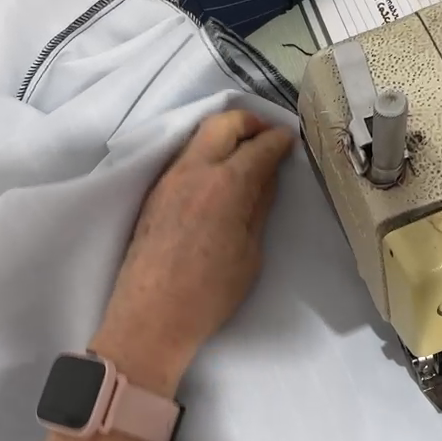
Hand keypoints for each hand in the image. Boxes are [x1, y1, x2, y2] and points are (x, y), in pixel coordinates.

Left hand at [92, 110, 294, 395]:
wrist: (151, 317)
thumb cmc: (209, 294)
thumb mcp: (249, 254)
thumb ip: (259, 208)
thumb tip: (267, 177)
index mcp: (226, 184)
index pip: (260, 146)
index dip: (279, 139)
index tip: (290, 140)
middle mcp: (194, 171)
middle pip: (223, 124)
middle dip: (250, 123)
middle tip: (268, 137)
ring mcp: (169, 179)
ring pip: (199, 137)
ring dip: (225, 135)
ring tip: (244, 153)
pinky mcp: (154, 194)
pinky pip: (184, 157)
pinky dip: (206, 152)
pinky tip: (218, 174)